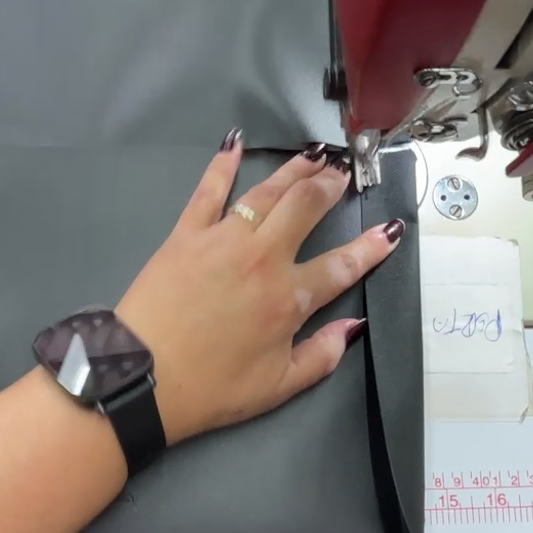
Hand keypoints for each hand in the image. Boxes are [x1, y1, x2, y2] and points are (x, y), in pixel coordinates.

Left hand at [116, 133, 402, 443]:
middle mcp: (263, 258)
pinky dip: (223, 164)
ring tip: (315, 155)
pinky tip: (235, 143)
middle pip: (306, 208)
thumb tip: (352, 328)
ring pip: (267, 191)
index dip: (371, 248)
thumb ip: (322, 357)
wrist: (143, 378)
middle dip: (330, 187)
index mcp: (289, 299)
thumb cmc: (211, 389)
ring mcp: (223, 239)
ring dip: (295, 170)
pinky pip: (209, 190)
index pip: (342, 265)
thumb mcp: (278, 387)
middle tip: (344, 174)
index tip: (390, 230)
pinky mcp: (186, 233)